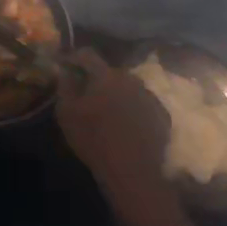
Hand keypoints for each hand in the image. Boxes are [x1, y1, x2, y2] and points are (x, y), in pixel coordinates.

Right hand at [54, 49, 170, 198]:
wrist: (132, 171)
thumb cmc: (93, 138)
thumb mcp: (66, 112)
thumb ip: (64, 85)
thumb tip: (64, 69)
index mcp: (106, 76)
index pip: (87, 54)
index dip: (73, 57)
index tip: (64, 65)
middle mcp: (131, 80)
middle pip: (109, 70)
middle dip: (95, 76)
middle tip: (84, 90)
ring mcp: (150, 98)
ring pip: (128, 86)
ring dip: (115, 91)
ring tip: (105, 107)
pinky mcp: (162, 116)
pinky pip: (142, 103)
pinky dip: (131, 106)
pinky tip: (124, 121)